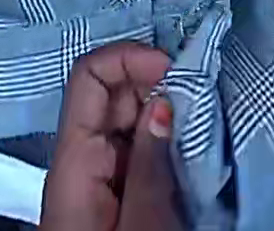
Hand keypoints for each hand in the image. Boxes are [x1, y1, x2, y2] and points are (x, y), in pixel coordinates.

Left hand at [40, 42, 180, 230]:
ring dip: (163, 111)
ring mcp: (96, 177)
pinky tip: (190, 149)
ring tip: (200, 122)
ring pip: (128, 120)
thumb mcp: (139, 227)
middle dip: (154, 83)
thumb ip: (150, 166)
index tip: (172, 68)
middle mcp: (80, 157)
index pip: (88, 75)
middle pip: (112, 93)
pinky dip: (164, 141)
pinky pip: (136, 150)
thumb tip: (163, 104)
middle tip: (197, 98)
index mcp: (73, 157)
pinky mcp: (112, 198)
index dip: (128, 59)